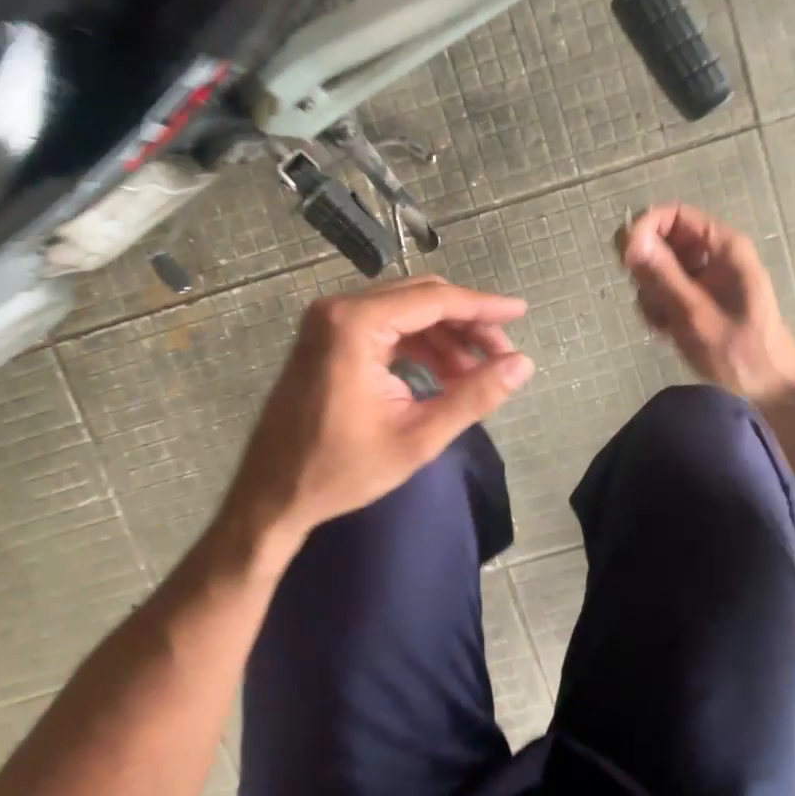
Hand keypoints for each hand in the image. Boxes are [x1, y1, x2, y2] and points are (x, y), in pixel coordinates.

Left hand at [222, 276, 533, 544]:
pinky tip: (443, 377)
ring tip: (475, 375)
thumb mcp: (418, 437)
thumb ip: (474, 396)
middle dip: (466, 324)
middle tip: (501, 356)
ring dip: (444, 337)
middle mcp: (339, 309)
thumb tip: (523, 364)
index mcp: (356, 324)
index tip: (520, 313)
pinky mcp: (326, 339)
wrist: (271, 496)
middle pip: (421, 299)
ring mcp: (328, 322)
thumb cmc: (340, 470)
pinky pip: (385, 328)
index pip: (435, 301)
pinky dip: (418, 346)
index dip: (483, 307)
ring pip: (405, 312)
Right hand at [618, 204, 794, 407]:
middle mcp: (714, 254)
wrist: (769, 389)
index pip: (674, 214)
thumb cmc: (740, 351)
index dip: (645, 229)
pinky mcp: (699, 296)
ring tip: (666, 323)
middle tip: (653, 300)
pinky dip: (659, 307)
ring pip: (658, 268)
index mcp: (724, 246)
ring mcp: (706, 276)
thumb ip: (662, 275)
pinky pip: (665, 289)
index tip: (627, 259)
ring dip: (652, 294)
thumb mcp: (695, 313)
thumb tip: (628, 239)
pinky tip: (668, 330)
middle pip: (662, 240)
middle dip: (648, 270)